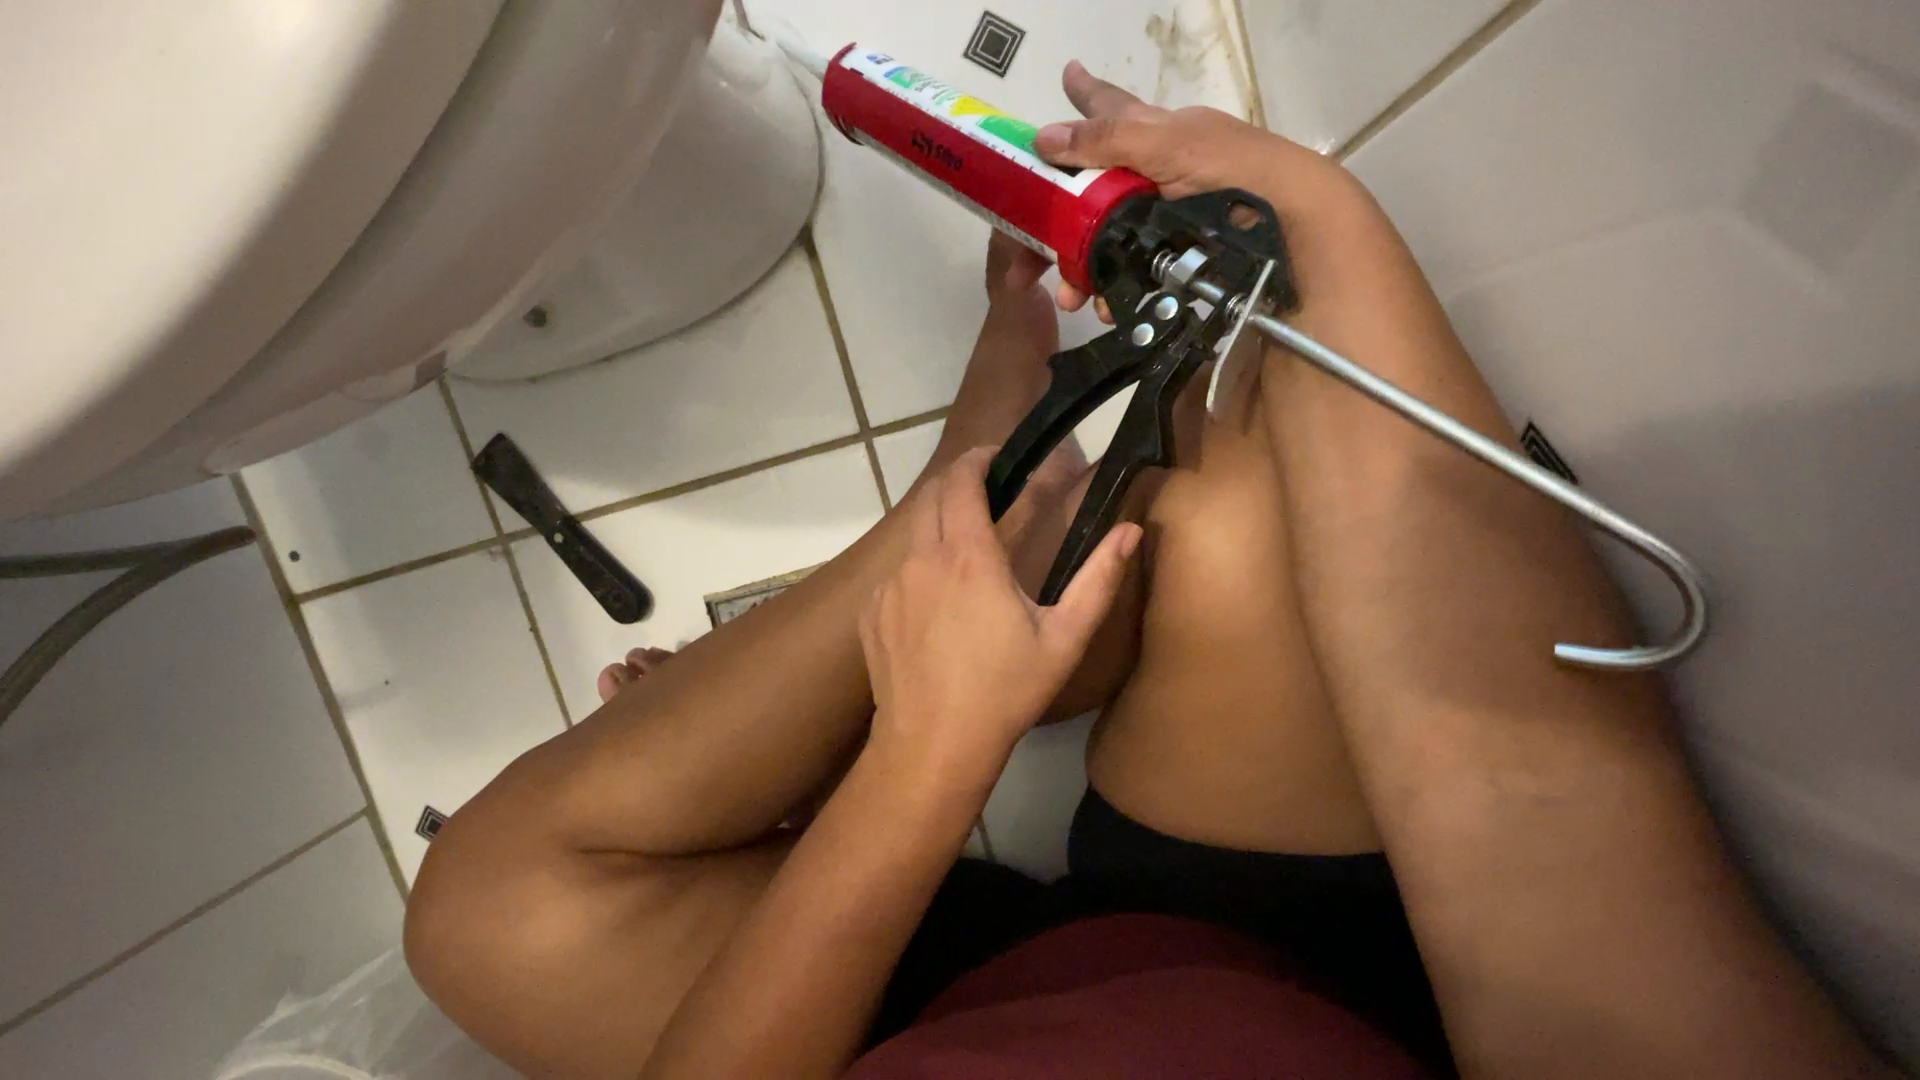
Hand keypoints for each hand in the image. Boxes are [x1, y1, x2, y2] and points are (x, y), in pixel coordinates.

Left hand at [859, 448, 1141, 774]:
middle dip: (957, 485)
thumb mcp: (1064, 639)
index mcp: (967, 557)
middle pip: (931, 498)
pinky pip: (895, 576)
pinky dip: (919, 572)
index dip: (976, 459)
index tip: (995, 457)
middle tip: (986, 495)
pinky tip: (939, 609)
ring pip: (912, 538)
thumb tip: (1130, 531)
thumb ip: (1098, 579)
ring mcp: (889, 588)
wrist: (932, 746)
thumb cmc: (1005, 692)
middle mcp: (921, 561)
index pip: (961, 482)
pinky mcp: (871, 614)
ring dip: (938, 530)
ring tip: (967, 558)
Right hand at [1031, 60, 1368, 316]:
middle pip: (1090, 193)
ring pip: (1102, 242)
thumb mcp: (1167, 146)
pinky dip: (1110, 291)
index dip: (1086, 97)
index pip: (1112, 112)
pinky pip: (1126, 274)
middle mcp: (1155, 177)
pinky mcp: (1169, 261)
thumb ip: (1107, 141)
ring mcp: (1160, 222)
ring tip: (1070, 296)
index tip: (1066, 75)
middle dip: (1056, 225)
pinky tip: (1103, 307)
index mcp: (1159, 136)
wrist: (1287, 231)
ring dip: (1078, 270)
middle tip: (1029, 258)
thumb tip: (1043, 136)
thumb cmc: (1233, 173)